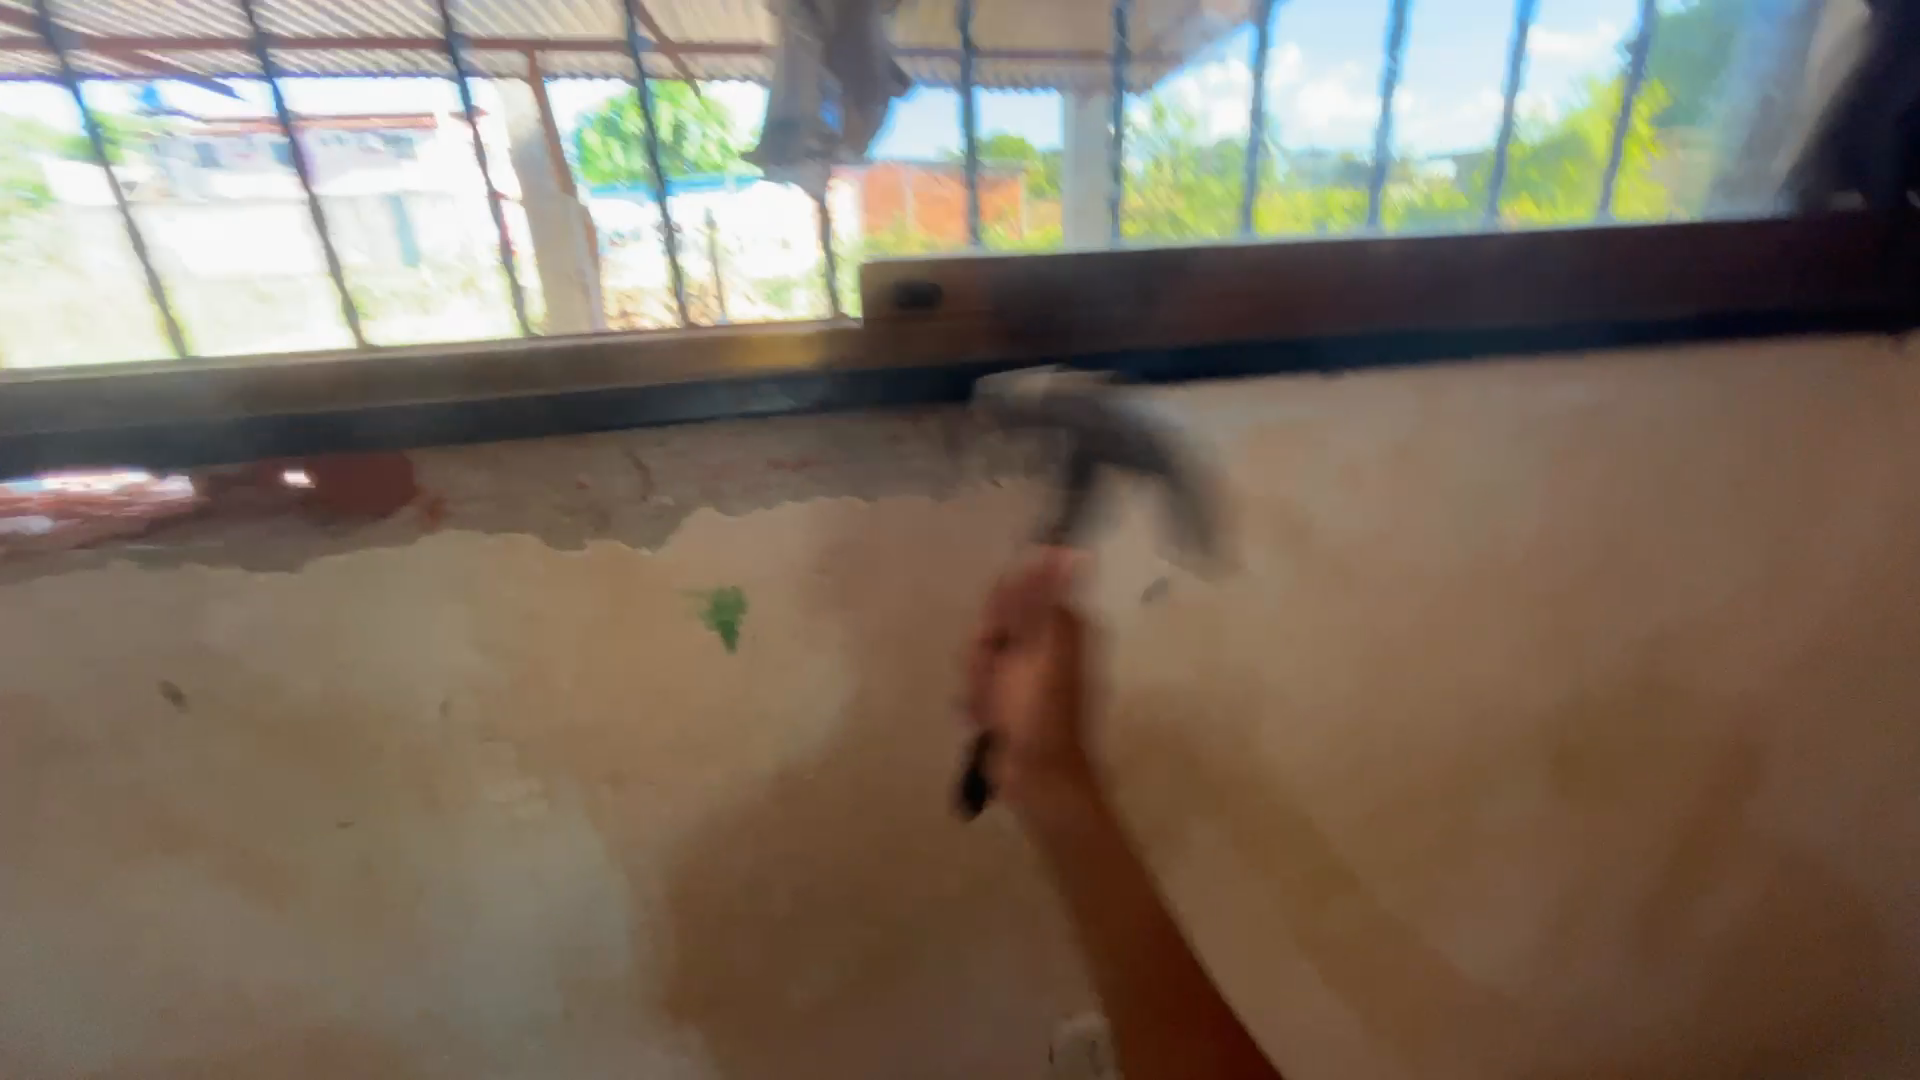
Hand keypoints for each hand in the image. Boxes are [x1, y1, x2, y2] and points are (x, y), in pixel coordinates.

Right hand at [963, 548, 1099, 807]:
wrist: (1037, 777)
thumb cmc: (1041, 715)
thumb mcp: (1045, 651)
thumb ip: (1049, 601)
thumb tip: (1075, 551)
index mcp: (1057, 626)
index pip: (1014, 590)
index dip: (995, 614)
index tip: (992, 639)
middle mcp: (1040, 642)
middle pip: (992, 623)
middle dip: (983, 655)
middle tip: (991, 679)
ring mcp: (1021, 670)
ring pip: (980, 654)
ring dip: (978, 683)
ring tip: (990, 709)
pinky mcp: (1005, 695)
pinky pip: (978, 682)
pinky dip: (978, 701)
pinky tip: (985, 720)